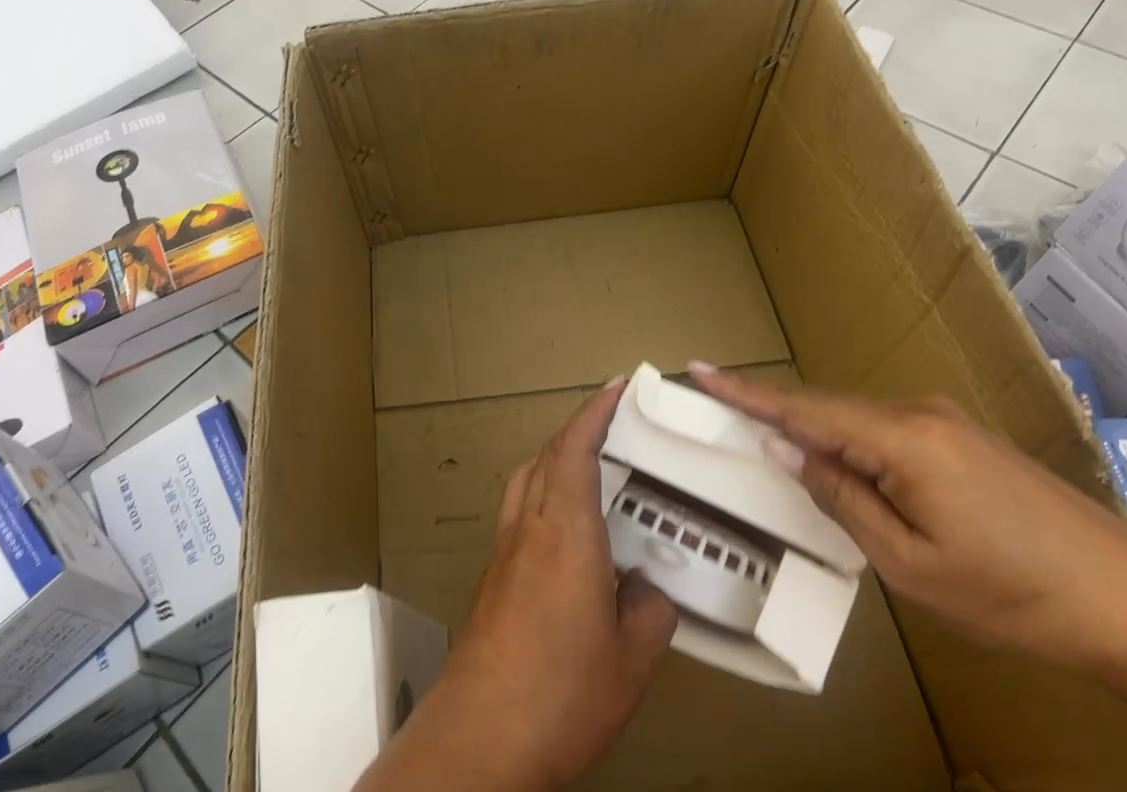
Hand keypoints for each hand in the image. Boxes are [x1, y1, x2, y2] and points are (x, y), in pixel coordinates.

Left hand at [354, 380, 678, 791]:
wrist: (479, 739)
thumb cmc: (562, 693)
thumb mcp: (630, 659)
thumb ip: (647, 612)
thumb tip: (646, 589)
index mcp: (565, 534)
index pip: (574, 451)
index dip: (594, 412)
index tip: (617, 387)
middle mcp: (526, 532)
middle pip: (543, 459)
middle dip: (576, 433)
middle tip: (614, 429)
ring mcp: (501, 557)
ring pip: (524, 486)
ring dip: (554, 464)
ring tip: (593, 475)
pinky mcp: (490, 584)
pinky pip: (519, 521)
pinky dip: (544, 504)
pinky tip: (571, 541)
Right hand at [689, 363, 1126, 672]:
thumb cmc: (1011, 594)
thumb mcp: (909, 562)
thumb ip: (840, 497)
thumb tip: (783, 447)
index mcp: (904, 441)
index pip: (804, 409)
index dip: (746, 392)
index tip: (697, 368)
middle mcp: (922, 415)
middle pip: (827, 408)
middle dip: (771, 409)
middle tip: (718, 407)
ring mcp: (949, 423)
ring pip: (857, 422)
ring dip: (812, 431)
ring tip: (767, 441)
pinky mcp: (966, 440)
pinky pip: (886, 433)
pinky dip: (849, 444)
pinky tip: (836, 463)